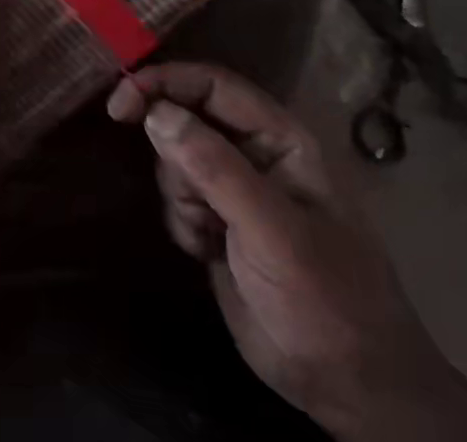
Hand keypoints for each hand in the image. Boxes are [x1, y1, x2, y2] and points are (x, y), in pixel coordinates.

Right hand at [106, 63, 466, 441]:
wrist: (347, 384)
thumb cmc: (327, 299)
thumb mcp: (273, 231)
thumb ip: (214, 168)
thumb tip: (155, 113)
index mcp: (282, 140)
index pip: (213, 85)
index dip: (164, 82)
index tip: (119, 102)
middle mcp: (255, 154)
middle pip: (185, 117)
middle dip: (171, 152)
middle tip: (183, 196)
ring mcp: (234, 188)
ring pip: (174, 159)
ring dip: (178, 194)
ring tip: (209, 235)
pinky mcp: (216, 220)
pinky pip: (173, 196)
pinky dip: (179, 220)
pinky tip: (206, 250)